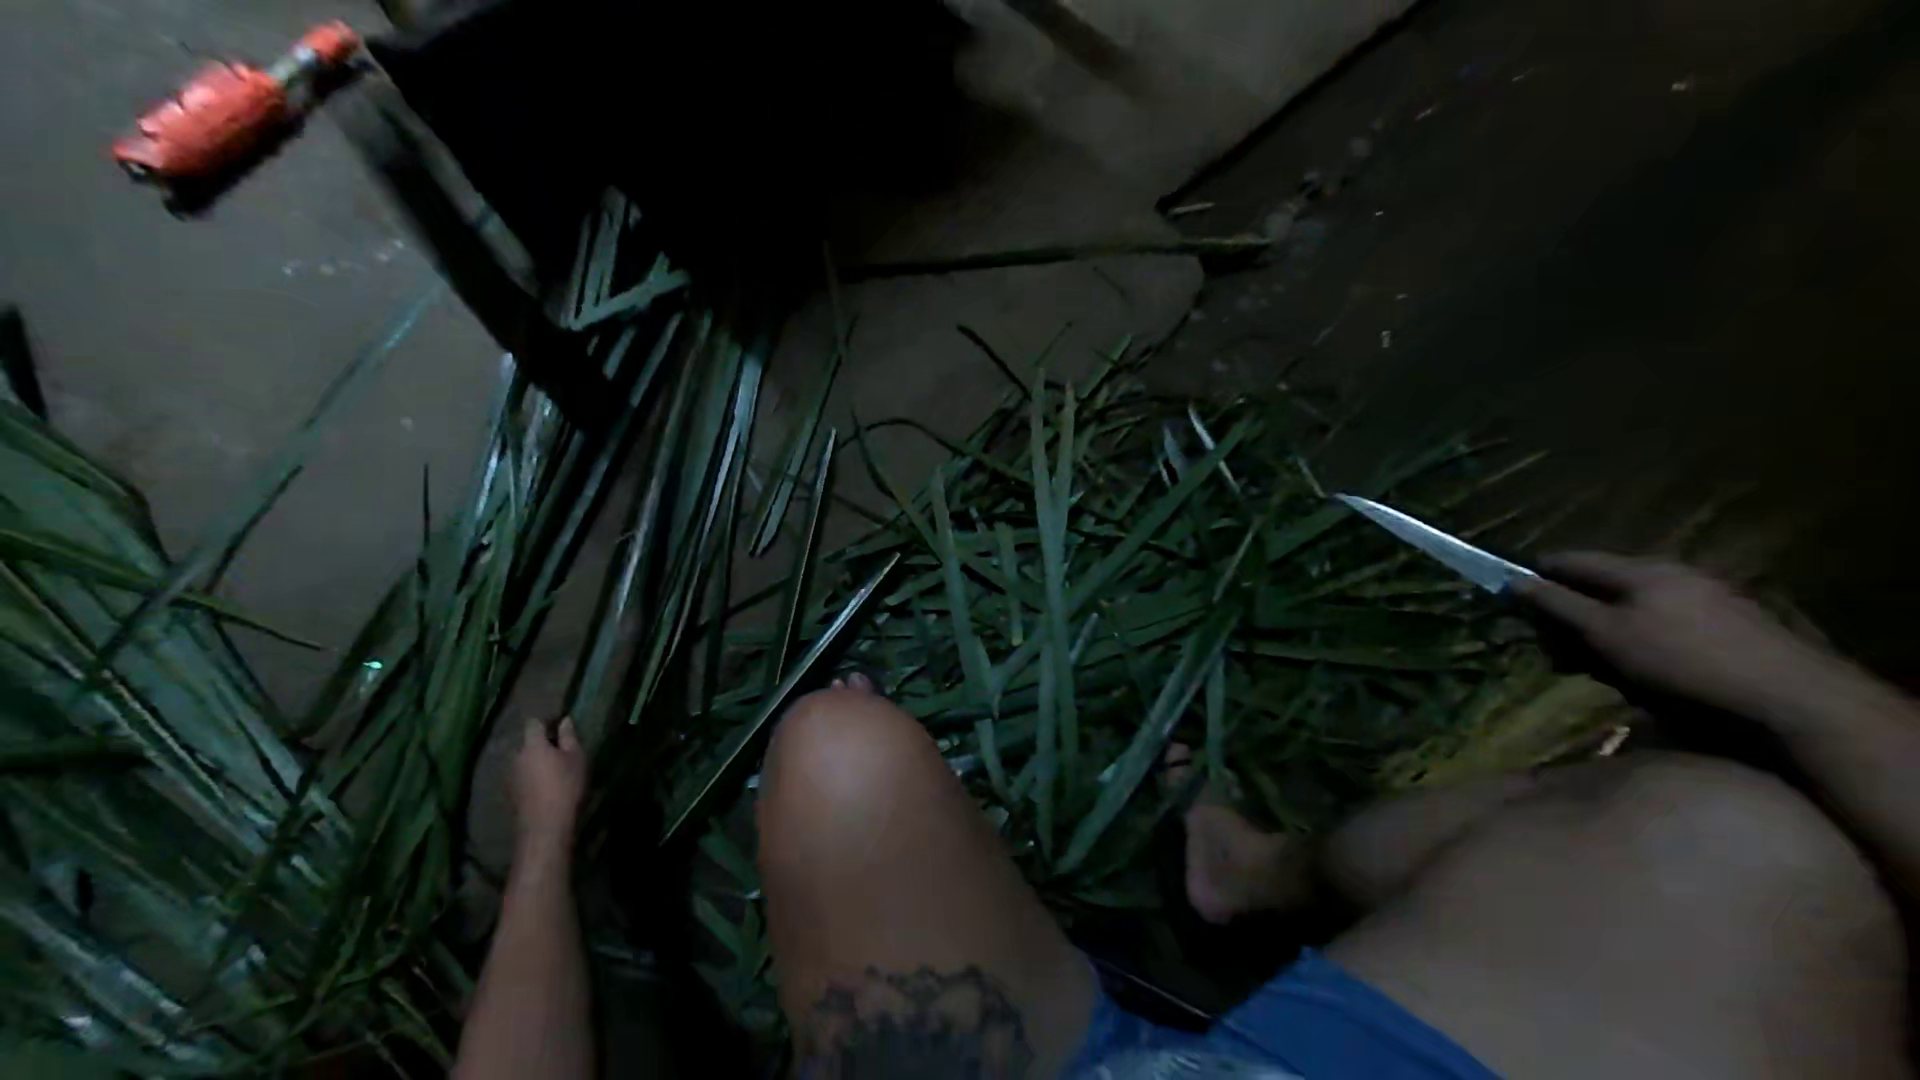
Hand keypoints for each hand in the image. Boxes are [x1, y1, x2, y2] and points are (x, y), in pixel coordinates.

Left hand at [510, 716, 586, 855]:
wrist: (544, 826)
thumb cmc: (565, 785)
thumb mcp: (576, 757)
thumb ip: (569, 737)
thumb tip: (564, 720)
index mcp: (532, 745)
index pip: (534, 723)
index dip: (546, 722)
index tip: (560, 727)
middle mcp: (515, 757)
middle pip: (528, 743)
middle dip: (542, 744)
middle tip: (562, 751)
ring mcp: (509, 776)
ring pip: (523, 760)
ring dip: (536, 761)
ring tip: (554, 770)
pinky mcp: (509, 793)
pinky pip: (521, 776)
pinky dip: (531, 776)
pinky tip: (544, 786)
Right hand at [1510, 553, 1839, 722]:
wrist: (1791, 696)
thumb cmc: (1681, 659)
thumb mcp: (1605, 633)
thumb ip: (1557, 604)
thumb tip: (1515, 580)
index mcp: (1640, 569)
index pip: (1571, 560)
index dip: (1537, 574)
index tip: (1513, 596)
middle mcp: (1672, 574)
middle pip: (1601, 585)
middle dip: (1569, 613)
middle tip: (1552, 647)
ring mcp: (1706, 598)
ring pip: (1630, 607)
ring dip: (1601, 631)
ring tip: (1592, 665)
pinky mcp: (1728, 625)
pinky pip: (1661, 623)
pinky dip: (1635, 639)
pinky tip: (1636, 669)